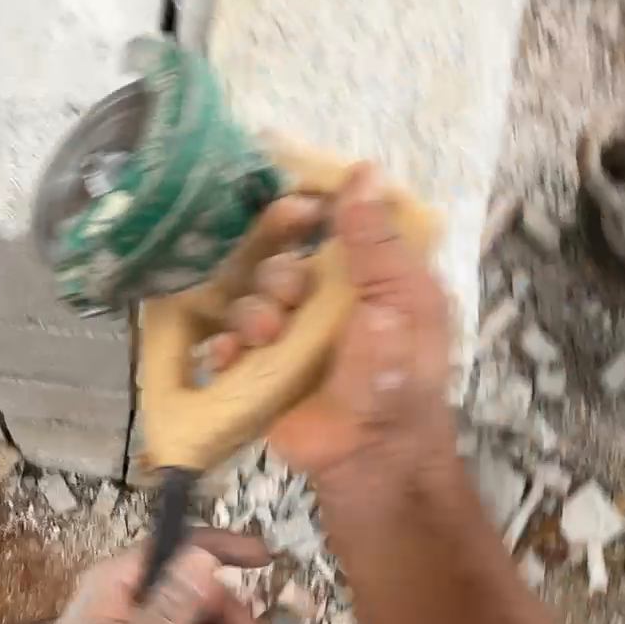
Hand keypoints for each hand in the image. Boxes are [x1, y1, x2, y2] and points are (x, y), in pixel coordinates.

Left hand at [7, 530, 272, 623]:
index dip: (222, 548)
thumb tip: (204, 555)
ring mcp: (131, 618)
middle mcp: (126, 590)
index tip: (266, 559)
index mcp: (118, 579)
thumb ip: (171, 604)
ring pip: (192, 611)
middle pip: (192, 584)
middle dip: (230, 614)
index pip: (178, 545)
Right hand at [206, 165, 456, 479]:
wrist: (368, 452)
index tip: (295, 212)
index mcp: (361, 278)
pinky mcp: (258, 372)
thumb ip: (377, 241)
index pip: (325, 228)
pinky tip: (232, 355)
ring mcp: (285, 339)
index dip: (304, 215)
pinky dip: (224, 346)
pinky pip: (227, 346)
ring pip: (246, 301)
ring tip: (268, 333)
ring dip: (251, 310)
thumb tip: (363, 171)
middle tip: (290, 294)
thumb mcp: (400, 300)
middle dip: (276, 272)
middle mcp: (319, 302)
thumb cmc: (399, 374)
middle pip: (275, 262)